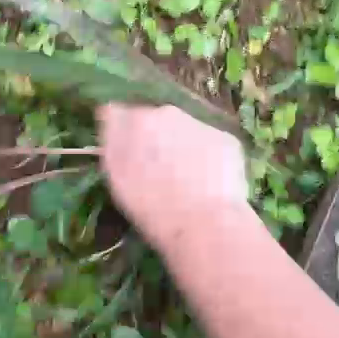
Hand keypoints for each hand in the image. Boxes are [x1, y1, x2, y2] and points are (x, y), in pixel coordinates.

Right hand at [96, 102, 249, 255]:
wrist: (205, 225)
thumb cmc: (151, 207)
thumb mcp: (116, 176)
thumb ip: (112, 139)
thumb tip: (113, 117)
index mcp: (133, 119)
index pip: (118, 113)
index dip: (122, 132)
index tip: (126, 153)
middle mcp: (165, 112)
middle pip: (153, 119)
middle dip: (153, 138)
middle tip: (157, 171)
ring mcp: (198, 123)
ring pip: (184, 130)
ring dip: (181, 146)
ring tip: (186, 182)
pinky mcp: (226, 139)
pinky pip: (210, 144)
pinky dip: (208, 158)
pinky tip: (209, 184)